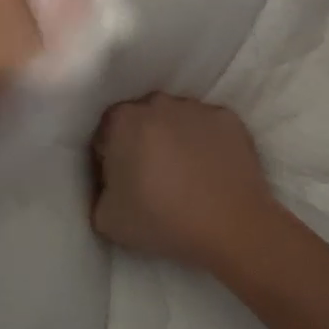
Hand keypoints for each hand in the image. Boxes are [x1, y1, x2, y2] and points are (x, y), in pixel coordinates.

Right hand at [91, 94, 283, 268]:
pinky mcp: (227, 118)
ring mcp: (194, 107)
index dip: (110, 162)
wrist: (232, 226)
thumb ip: (96, 195)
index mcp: (121, 120)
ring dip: (174, 140)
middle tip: (152, 180)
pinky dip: (206, 143)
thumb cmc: (163, 219)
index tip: (122, 185)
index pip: (105, 136)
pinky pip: (208, 128)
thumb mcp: (107, 220)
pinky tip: (211, 172)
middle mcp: (156, 102)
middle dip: (141, 145)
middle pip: (140, 123)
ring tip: (186, 177)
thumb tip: (107, 188)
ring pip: (175, 121)